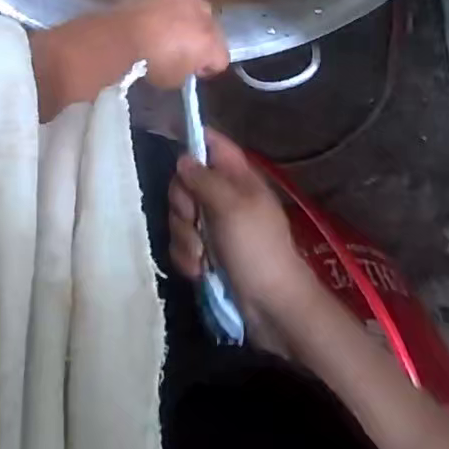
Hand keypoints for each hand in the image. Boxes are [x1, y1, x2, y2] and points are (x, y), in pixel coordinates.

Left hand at [118, 0, 228, 86]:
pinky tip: (173, 5)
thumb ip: (188, 71)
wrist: (125, 37)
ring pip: (202, 10)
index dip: (207, 67)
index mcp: (211, 45)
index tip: (193, 70)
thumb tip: (186, 64)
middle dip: (202, 41)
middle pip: (214, 32)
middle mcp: (207, 21)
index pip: (221, 59)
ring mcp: (191, 2)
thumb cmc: (150, 64)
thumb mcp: (174, 79)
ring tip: (174, 27)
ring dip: (193, 19)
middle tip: (182, 49)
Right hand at [169, 128, 314, 313]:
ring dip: (185, 238)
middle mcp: (224, 196)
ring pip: (181, 216)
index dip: (192, 140)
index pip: (211, 142)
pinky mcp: (207, 252)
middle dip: (182, 205)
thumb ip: (202, 178)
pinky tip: (198, 271)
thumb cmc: (257, 248)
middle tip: (195, 220)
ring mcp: (215, 225)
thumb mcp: (230, 206)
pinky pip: (182, 243)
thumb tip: (182, 159)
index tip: (175, 157)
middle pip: (185, 181)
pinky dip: (187, 257)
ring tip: (201, 257)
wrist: (273, 308)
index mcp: (237, 177)